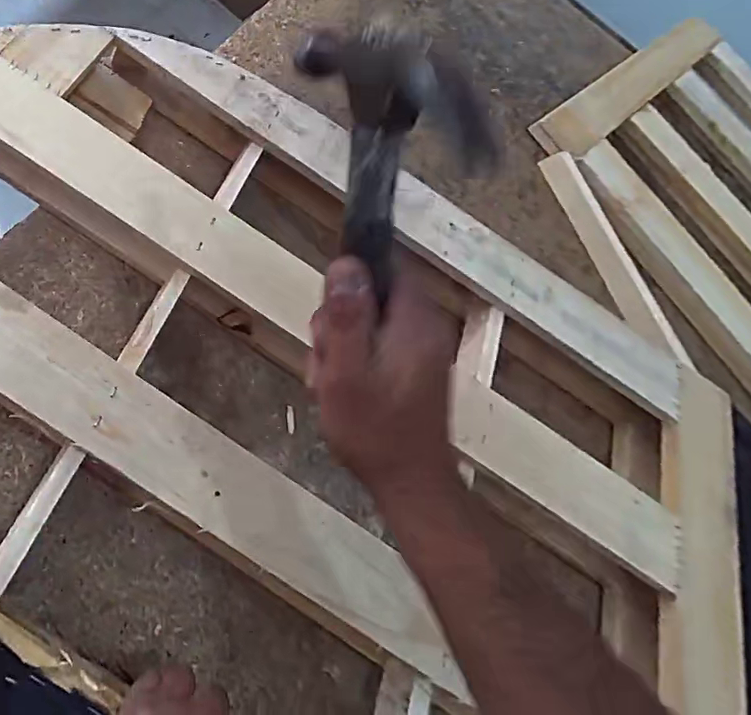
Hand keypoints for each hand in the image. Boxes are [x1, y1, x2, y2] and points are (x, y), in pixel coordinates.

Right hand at [307, 257, 461, 500]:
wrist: (410, 487)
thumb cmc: (375, 430)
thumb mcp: (347, 371)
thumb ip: (346, 316)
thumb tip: (345, 262)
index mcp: (414, 319)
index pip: (383, 266)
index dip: (349, 279)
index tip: (330, 313)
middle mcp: (423, 325)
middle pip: (369, 295)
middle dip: (338, 323)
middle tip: (327, 360)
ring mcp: (418, 347)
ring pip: (365, 321)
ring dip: (339, 346)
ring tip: (330, 382)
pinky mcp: (411, 366)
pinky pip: (373, 344)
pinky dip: (352, 362)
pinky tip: (341, 391)